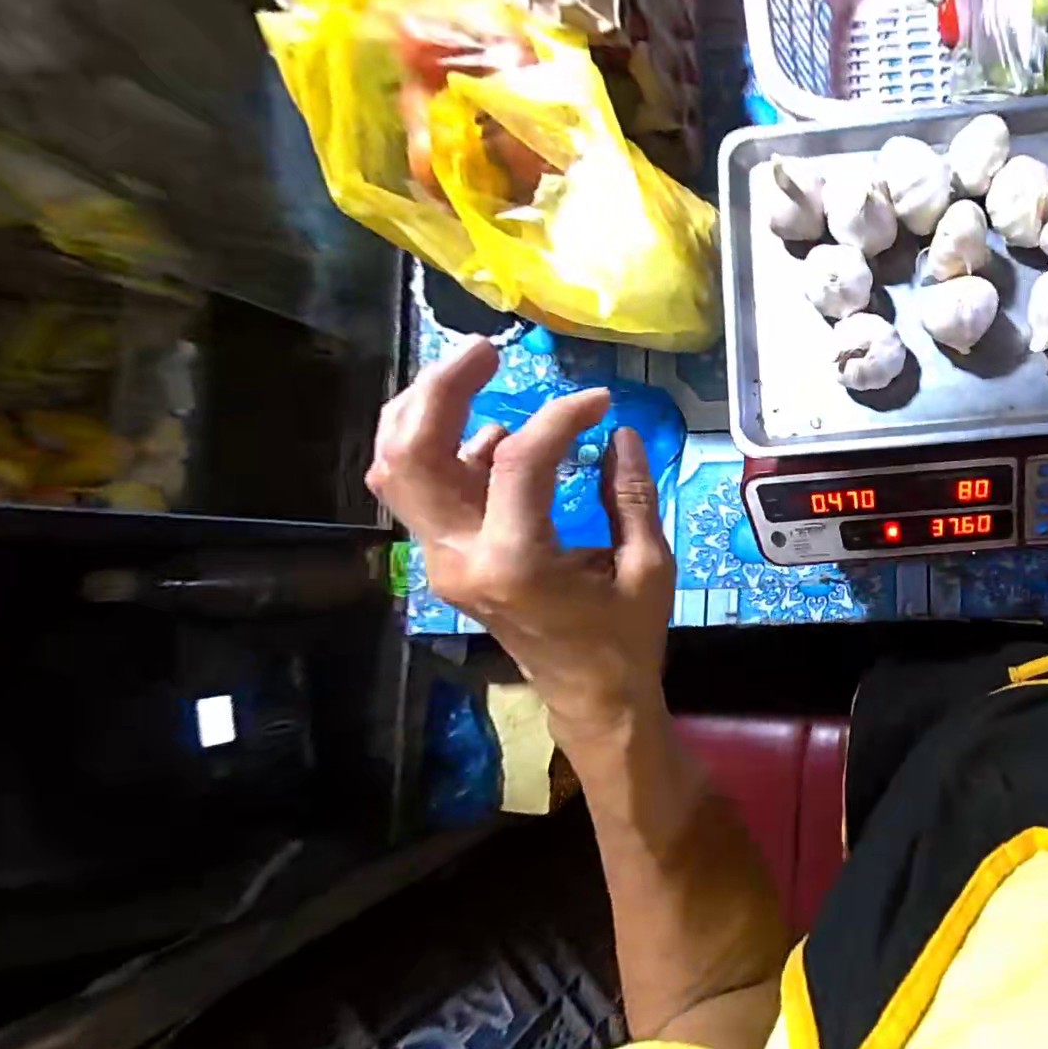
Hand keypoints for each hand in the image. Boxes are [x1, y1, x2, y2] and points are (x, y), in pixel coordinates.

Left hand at [366, 340, 674, 741]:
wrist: (592, 697)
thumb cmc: (626, 638)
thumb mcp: (649, 567)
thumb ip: (632, 495)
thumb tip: (620, 434)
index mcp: (516, 562)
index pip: (519, 461)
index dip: (561, 418)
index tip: (600, 401)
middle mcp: (460, 558)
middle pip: (409, 454)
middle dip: (440, 389)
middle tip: (487, 352)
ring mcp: (443, 562)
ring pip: (398, 470)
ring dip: (427, 414)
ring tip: (476, 376)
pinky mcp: (449, 563)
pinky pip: (426, 494)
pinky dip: (446, 452)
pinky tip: (491, 436)